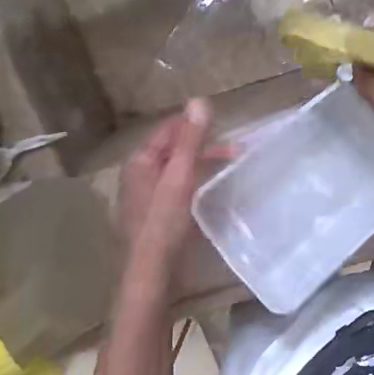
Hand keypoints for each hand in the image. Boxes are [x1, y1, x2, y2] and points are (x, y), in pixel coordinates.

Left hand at [117, 98, 214, 285]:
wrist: (152, 273)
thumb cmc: (164, 223)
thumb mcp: (180, 177)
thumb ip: (190, 141)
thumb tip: (200, 101)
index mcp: (139, 162)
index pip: (168, 130)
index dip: (194, 124)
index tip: (224, 125)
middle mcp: (137, 176)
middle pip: (172, 151)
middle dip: (203, 147)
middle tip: (236, 151)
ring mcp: (145, 198)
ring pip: (176, 172)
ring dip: (201, 166)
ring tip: (229, 169)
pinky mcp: (155, 218)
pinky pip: (177, 191)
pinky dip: (195, 185)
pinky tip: (210, 194)